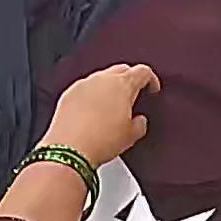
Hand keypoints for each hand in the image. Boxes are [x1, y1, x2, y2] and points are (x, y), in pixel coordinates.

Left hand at [42, 64, 160, 166]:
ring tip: (112, 108)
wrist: (70, 149)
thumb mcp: (131, 136)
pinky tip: (93, 114)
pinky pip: (85, 89)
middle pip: (121, 70)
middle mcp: (102, 79)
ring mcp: (83, 84)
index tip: (152, 88)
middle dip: (130, 80)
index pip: (142, 71)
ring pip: (102, 78)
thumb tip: (139, 121)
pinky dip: (92, 96)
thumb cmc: (100, 141)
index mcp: (123, 85)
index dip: (151, 79)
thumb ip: (140, 123)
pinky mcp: (68, 94)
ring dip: (109, 88)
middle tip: (134, 95)